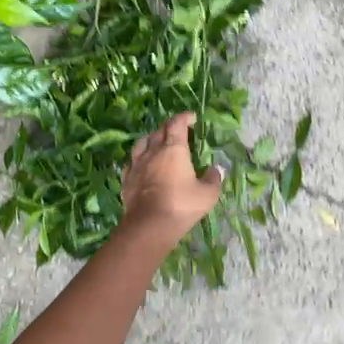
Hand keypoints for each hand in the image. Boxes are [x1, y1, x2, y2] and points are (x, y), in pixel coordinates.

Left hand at [117, 113, 222, 245]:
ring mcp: (137, 164)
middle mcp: (153, 151)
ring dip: (151, 139)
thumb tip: (216, 169)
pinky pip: (132, 162)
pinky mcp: (127, 179)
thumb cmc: (181, 205)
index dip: (184, 117)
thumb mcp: (207, 194)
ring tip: (157, 143)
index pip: (177, 124)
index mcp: (174, 149)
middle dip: (169, 127)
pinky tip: (142, 165)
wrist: (149, 225)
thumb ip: (213, 178)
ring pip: (141, 143)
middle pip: (159, 131)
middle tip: (178, 131)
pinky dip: (139, 159)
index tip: (192, 118)